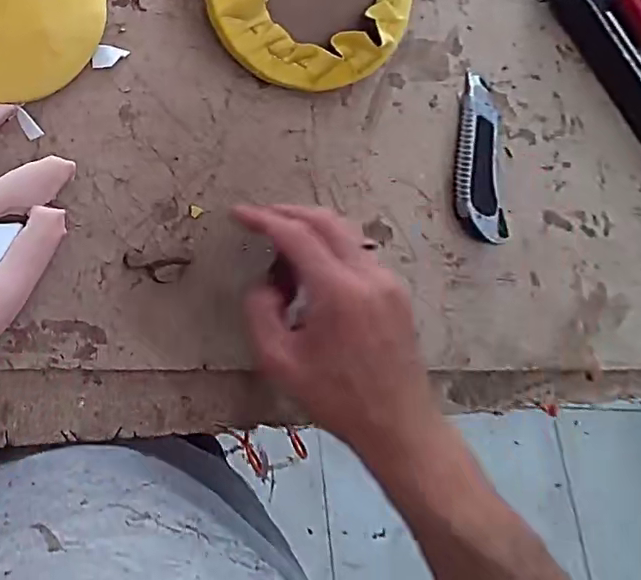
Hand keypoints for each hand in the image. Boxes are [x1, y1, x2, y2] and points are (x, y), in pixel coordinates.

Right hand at [237, 204, 442, 459]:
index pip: (296, 235)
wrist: (399, 427)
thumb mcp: (280, 362)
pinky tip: (315, 274)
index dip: (264, 219)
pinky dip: (331, 249)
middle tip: (261, 221)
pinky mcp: (396, 290)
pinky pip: (357, 252)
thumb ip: (260, 312)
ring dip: (310, 230)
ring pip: (343, 232)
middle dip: (287, 213)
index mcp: (338, 291)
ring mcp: (387, 280)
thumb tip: (265, 283)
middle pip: (324, 220)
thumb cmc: (338, 400)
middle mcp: (367, 275)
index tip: (241, 214)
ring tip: (285, 254)